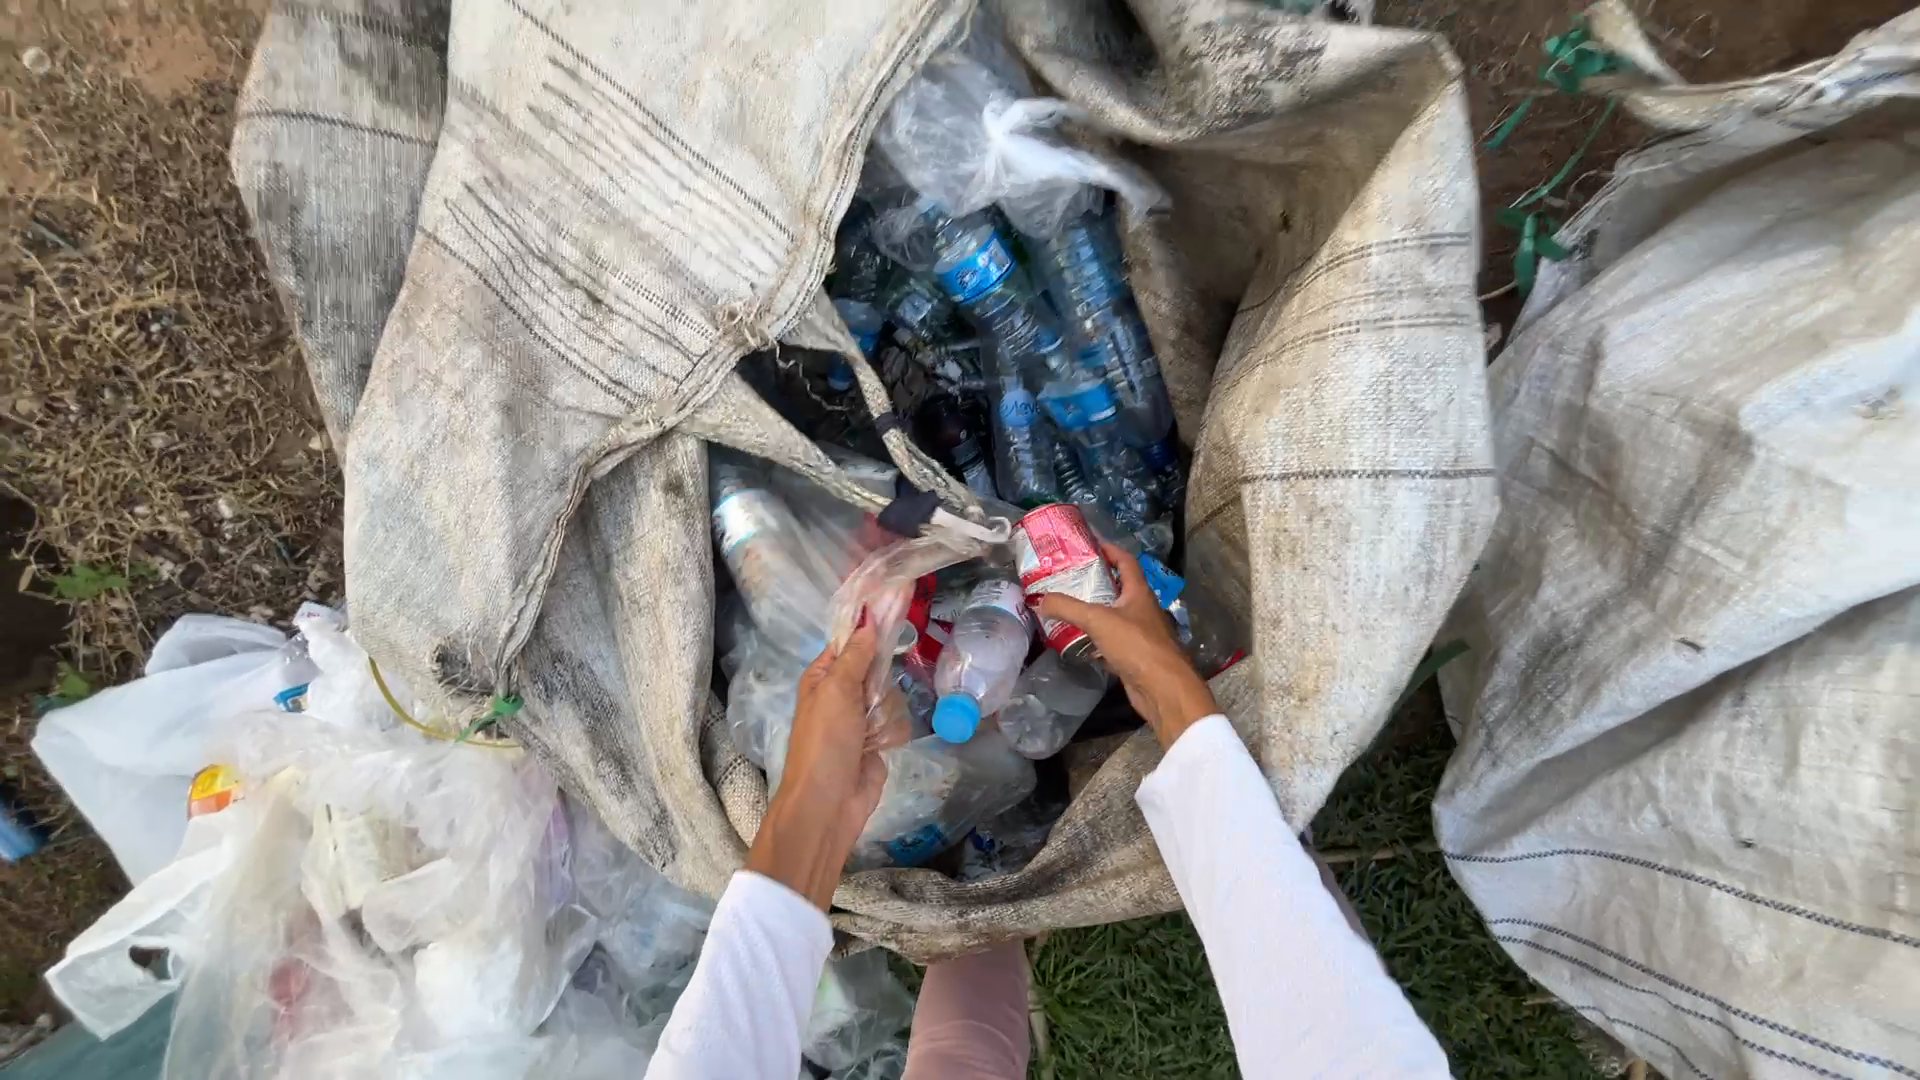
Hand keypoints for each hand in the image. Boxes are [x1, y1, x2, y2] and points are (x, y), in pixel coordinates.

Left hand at [746, 623, 887, 909]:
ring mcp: (861, 718)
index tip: (896, 609)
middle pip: (877, 667)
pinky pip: (898, 721)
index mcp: (823, 676)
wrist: (828, 803)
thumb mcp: (837, 690)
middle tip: (870, 697)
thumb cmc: (825, 741)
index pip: (851, 641)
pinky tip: (878, 747)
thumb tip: (867, 618)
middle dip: (880, 681)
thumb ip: (856, 654)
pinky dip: (891, 733)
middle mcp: (842, 693)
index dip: (870, 628)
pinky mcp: (879, 741)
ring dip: (885, 712)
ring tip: (868, 733)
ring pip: (892, 695)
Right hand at [1037, 542, 1217, 748]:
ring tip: (1065, 608)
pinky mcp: (1134, 657)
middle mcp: (1141, 610)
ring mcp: (1139, 634)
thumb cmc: (1136, 645)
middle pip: (1117, 589)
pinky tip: (1075, 642)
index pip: (1126, 561)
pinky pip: (1110, 642)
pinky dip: (1094, 640)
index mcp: (1138, 592)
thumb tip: (1039, 599)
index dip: (1109, 550)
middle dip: (1094, 583)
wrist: (1162, 689)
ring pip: (1112, 617)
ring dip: (1092, 613)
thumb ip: (1067, 607)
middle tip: (1066, 579)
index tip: (1088, 545)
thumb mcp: (1097, 620)